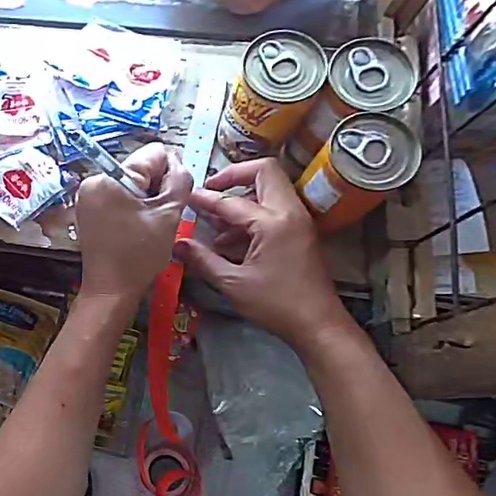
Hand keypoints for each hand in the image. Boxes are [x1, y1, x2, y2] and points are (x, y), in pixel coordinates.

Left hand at [75, 143, 191, 306]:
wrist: (111, 290)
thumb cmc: (138, 255)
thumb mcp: (168, 215)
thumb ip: (180, 181)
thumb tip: (178, 164)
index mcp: (109, 177)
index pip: (153, 154)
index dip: (171, 173)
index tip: (172, 199)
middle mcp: (94, 180)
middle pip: (141, 167)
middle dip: (156, 188)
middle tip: (160, 217)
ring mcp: (89, 196)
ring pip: (132, 183)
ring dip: (147, 199)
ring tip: (149, 225)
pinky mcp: (90, 210)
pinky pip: (120, 197)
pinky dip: (133, 208)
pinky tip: (138, 228)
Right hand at [173, 158, 358, 352]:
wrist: (318, 323)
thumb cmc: (276, 304)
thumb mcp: (233, 284)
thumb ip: (203, 260)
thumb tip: (178, 245)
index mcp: (273, 222)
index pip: (232, 201)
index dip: (206, 199)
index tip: (187, 197)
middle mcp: (290, 211)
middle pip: (264, 171)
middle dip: (234, 175)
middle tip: (211, 191)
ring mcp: (299, 220)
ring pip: (270, 189)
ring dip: (244, 196)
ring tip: (217, 223)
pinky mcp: (301, 231)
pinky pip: (275, 208)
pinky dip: (254, 213)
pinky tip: (231, 240)